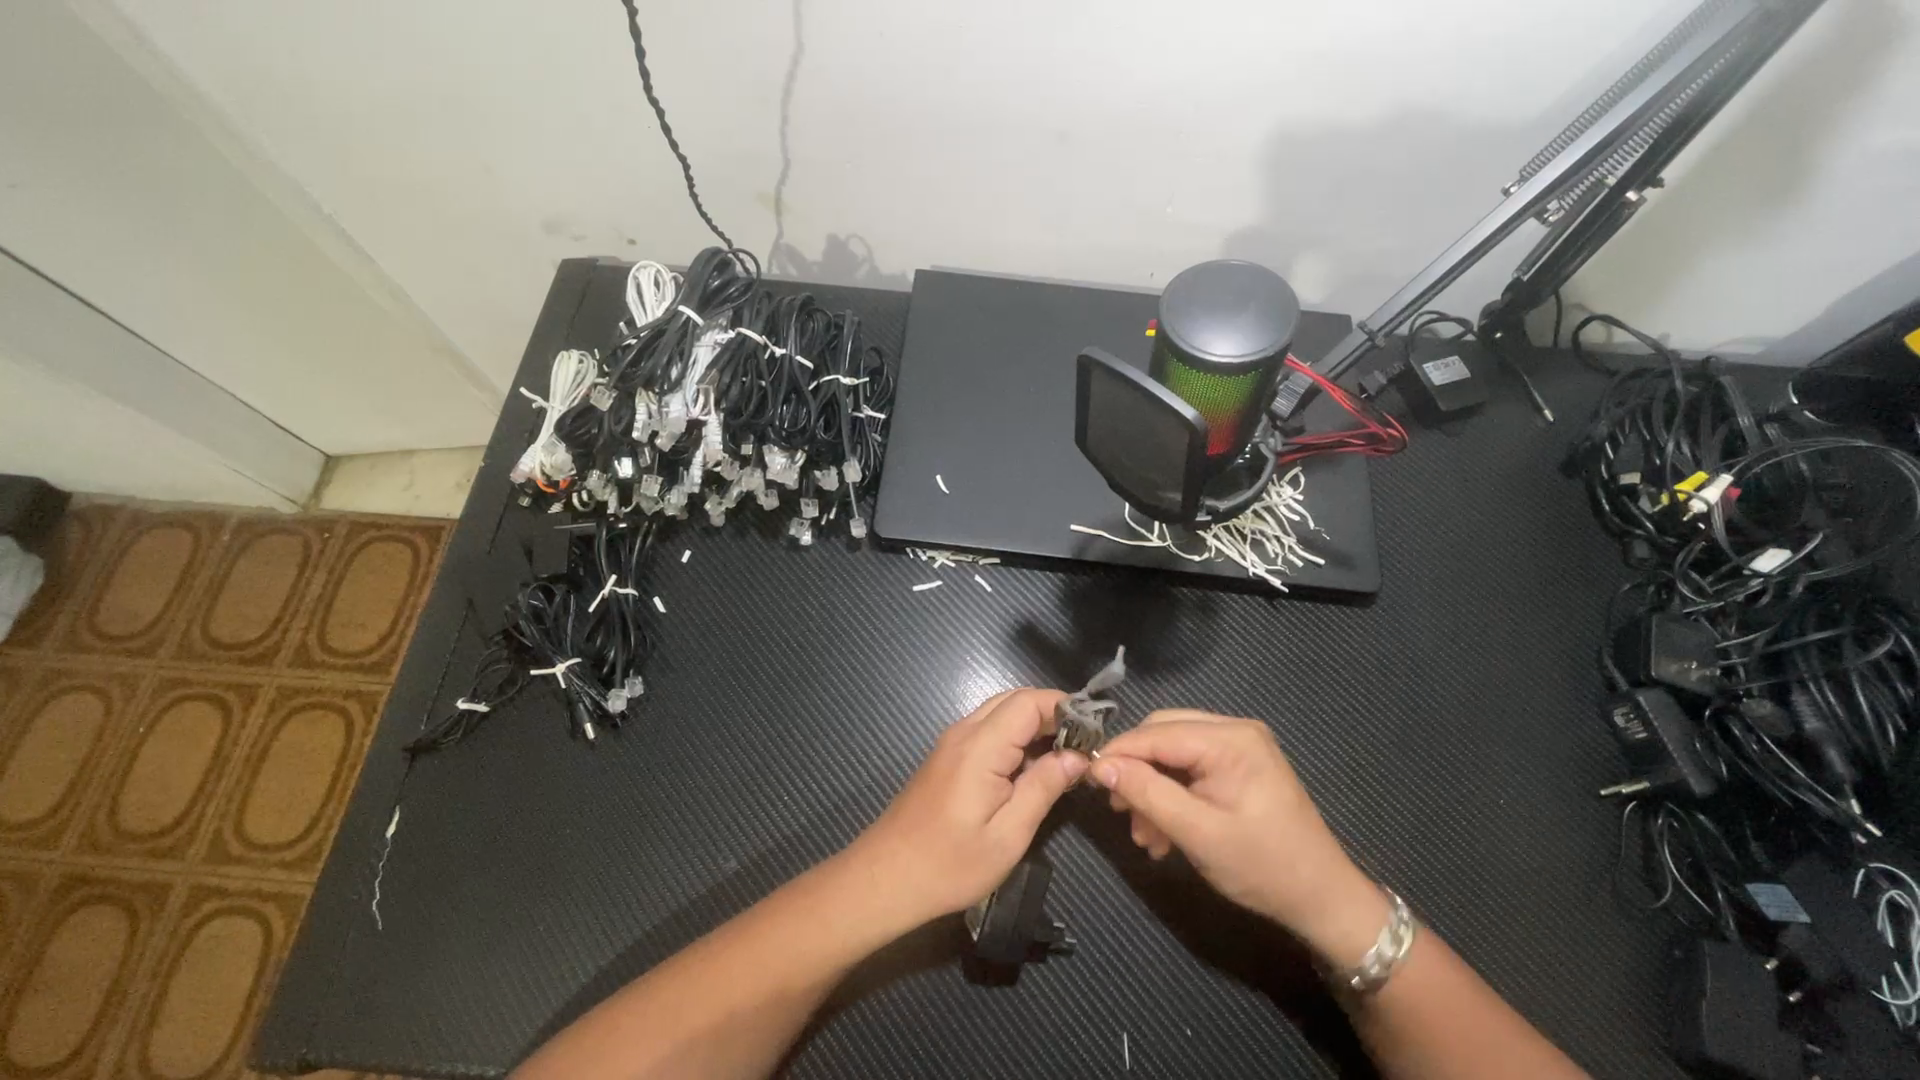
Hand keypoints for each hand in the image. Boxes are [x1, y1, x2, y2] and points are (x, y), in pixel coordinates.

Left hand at [845, 688, 1087, 931]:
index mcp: (980, 747)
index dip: (1065, 707)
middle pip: (1014, 700)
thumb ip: (1043, 788)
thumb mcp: (1008, 835)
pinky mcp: (946, 759)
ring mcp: (951, 744)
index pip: (1029, 702)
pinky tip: (1033, 767)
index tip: (1097, 731)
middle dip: (1053, 713)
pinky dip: (1015, 737)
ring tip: (1067, 755)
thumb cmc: (949, 865)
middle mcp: (963, 734)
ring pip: (999, 713)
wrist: (885, 879)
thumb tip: (1077, 757)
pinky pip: (987, 731)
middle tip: (1086, 744)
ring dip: (1034, 724)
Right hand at [1092, 710, 1388, 964]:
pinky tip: (1163, 834)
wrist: (1321, 899)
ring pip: (1172, 754)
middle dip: (1135, 774)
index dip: (1117, 754)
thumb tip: (1098, 766)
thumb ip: (1146, 793)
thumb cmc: (1262, 866)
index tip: (1084, 779)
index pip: (1155, 732)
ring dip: (1151, 790)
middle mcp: (1235, 730)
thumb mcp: (1197, 832)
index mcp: (1230, 739)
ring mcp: (1239, 747)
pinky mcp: (1239, 767)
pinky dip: (1171, 796)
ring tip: (1144, 836)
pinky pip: (1190, 768)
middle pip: (1162, 736)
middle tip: (1118, 813)